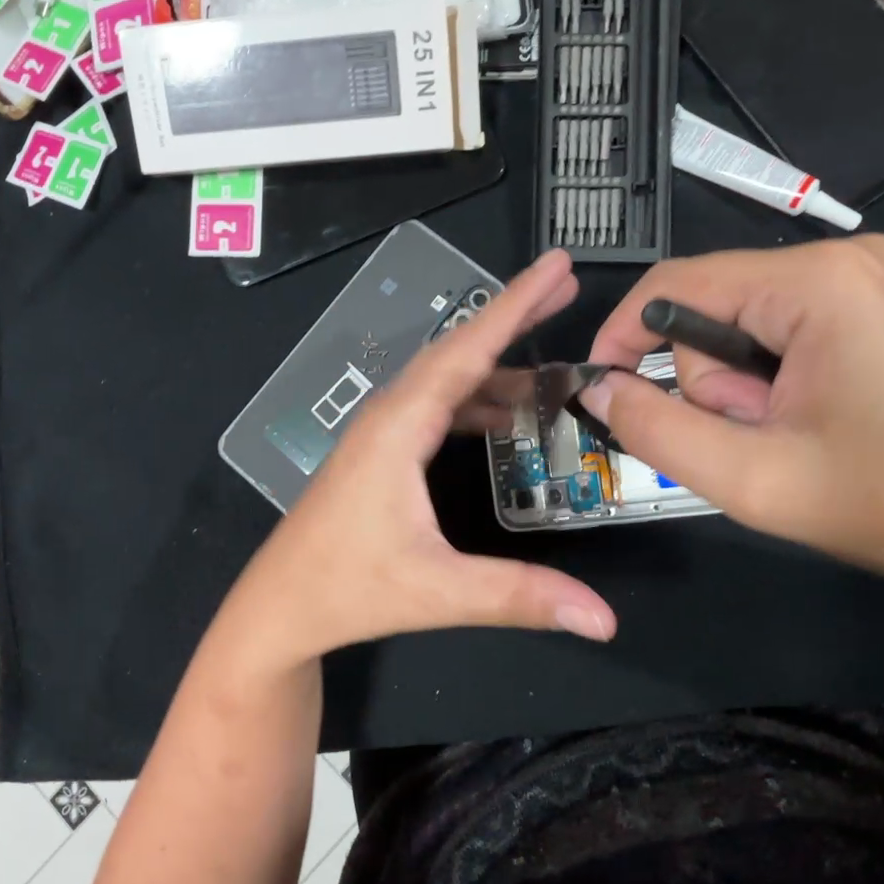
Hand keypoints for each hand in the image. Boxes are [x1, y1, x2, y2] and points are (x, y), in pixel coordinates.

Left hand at [226, 249, 617, 667]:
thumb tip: (603, 618)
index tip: (556, 266)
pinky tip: (504, 415)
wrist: (281, 605)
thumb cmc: (346, 589)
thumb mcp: (437, 592)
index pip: (467, 350)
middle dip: (514, 316)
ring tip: (553, 359)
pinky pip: (436, 405)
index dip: (515, 305)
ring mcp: (382, 430)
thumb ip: (519, 596)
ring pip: (446, 377)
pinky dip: (476, 398)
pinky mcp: (381, 450)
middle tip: (566, 286)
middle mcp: (390, 415)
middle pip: (459, 350)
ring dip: (498, 362)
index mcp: (399, 427)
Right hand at [577, 236, 883, 591]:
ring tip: (795, 441)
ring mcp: (878, 279)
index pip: (676, 285)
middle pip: (715, 306)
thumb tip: (596, 389)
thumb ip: (654, 430)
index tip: (603, 392)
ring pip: (751, 322)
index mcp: (817, 282)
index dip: (622, 336)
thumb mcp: (751, 479)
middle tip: (758, 443)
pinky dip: (782, 379)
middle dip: (715, 382)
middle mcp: (849, 258)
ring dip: (749, 388)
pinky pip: (793, 329)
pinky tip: (821, 423)